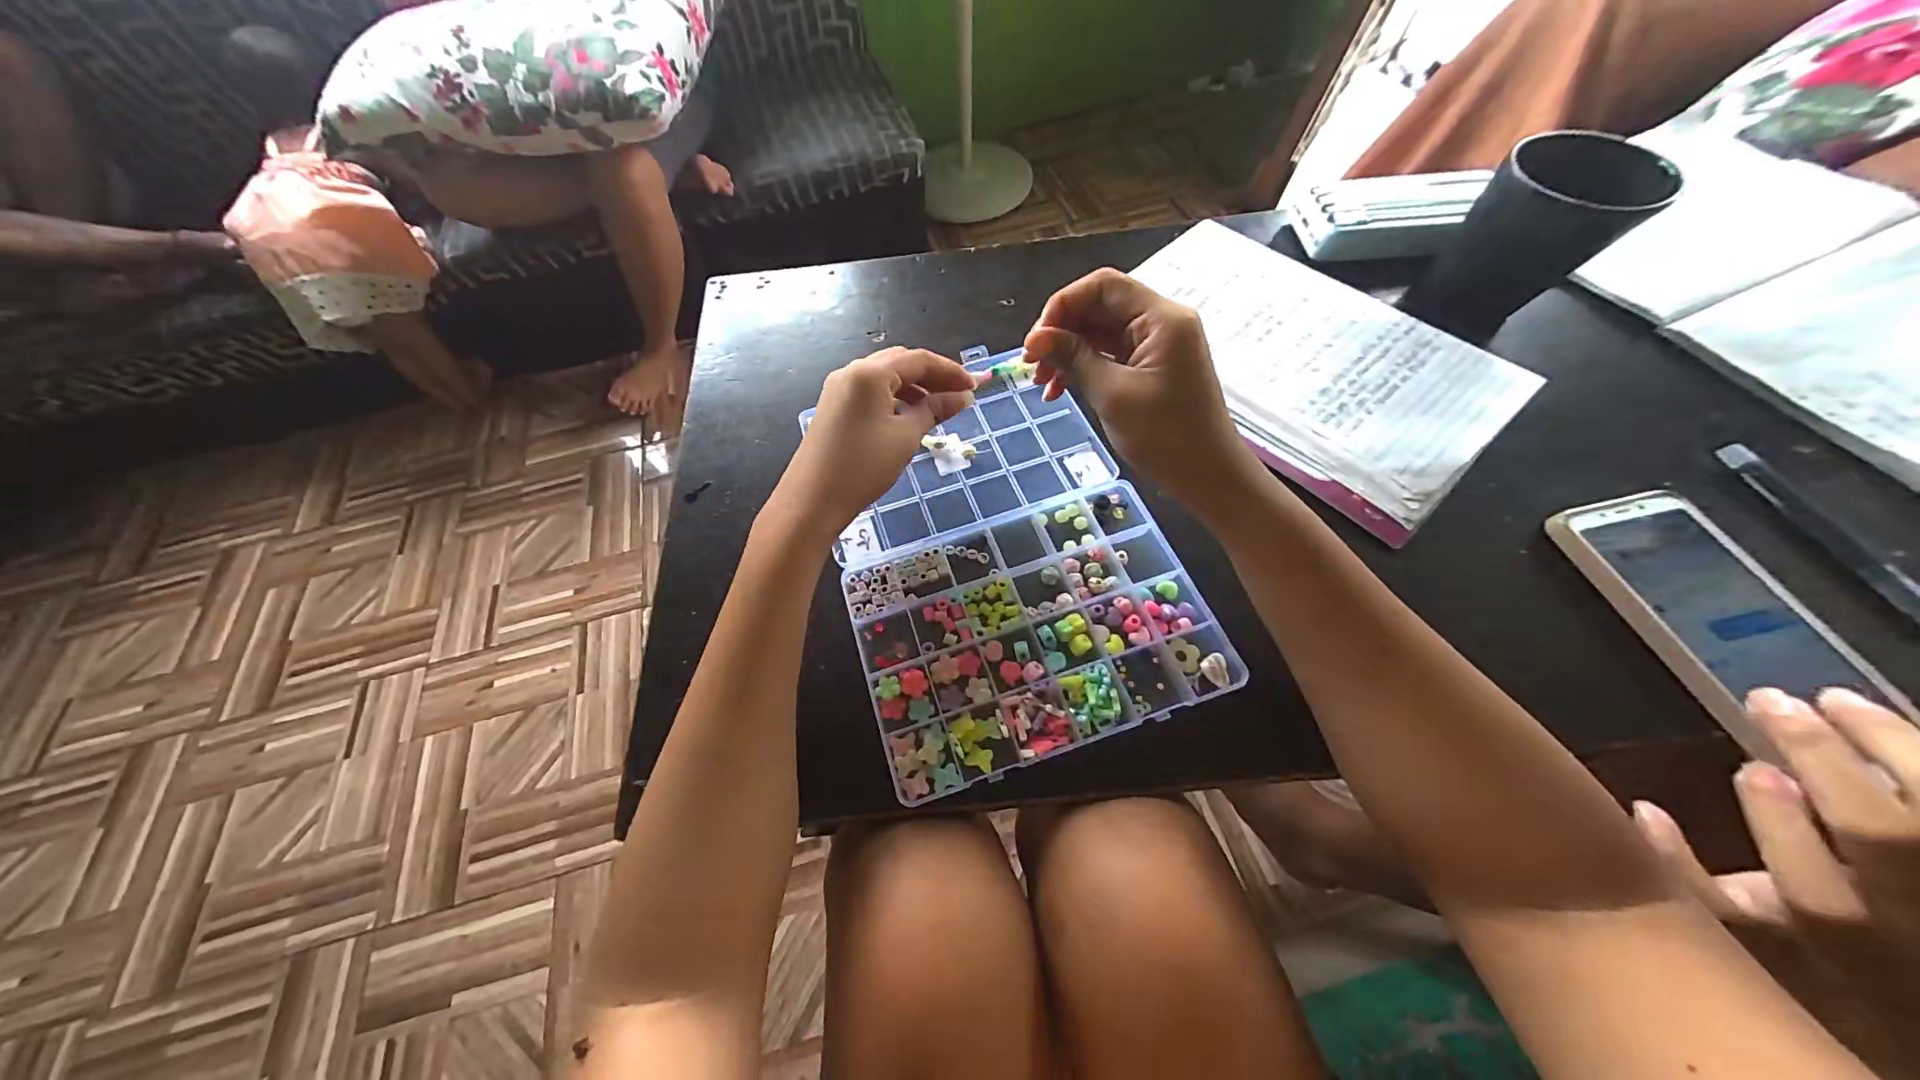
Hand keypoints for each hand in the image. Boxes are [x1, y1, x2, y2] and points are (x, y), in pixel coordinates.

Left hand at [777, 347, 977, 530]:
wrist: (812, 500)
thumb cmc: (863, 467)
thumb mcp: (905, 437)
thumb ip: (934, 411)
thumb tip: (962, 397)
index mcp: (870, 373)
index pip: (918, 359)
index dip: (950, 370)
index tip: (975, 386)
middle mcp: (852, 372)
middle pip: (901, 363)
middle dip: (933, 376)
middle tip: (960, 395)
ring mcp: (840, 390)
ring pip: (886, 378)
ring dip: (915, 388)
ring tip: (940, 409)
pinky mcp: (835, 408)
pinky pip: (872, 393)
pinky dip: (896, 399)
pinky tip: (911, 418)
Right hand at [1023, 269, 1260, 518]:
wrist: (1208, 477)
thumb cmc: (1165, 437)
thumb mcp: (1112, 395)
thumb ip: (1074, 358)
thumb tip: (1037, 338)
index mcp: (1161, 318)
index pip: (1103, 286)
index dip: (1062, 306)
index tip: (1034, 342)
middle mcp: (1162, 323)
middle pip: (1100, 308)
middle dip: (1061, 332)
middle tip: (1032, 366)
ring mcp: (1158, 346)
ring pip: (1101, 334)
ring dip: (1067, 353)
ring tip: (1041, 383)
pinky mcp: (1153, 369)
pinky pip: (1111, 356)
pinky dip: (1084, 369)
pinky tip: (1059, 392)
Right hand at [1634, 687, 1919, 1068]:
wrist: (1912, 994)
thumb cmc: (1827, 963)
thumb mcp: (1752, 941)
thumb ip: (1694, 885)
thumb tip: (1644, 810)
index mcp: (1834, 942)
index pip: (1810, 886)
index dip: (1779, 823)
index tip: (1752, 768)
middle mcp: (1902, 922)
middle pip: (1881, 837)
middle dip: (1823, 760)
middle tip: (1773, 700)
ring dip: (1888, 744)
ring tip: (1837, 699)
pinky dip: (1917, 754)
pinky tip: (1895, 724)